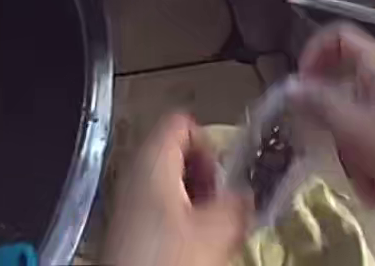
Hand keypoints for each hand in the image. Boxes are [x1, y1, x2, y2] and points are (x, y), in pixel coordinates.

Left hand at [103, 112, 251, 265]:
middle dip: (205, 175)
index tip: (223, 177)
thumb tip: (247, 194)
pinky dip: (178, 215)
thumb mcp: (211, 233)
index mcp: (153, 155)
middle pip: (178, 149)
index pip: (183, 121)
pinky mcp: (127, 220)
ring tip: (208, 230)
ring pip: (170, 178)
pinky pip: (158, 201)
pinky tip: (187, 244)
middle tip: (220, 207)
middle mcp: (136, 165)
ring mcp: (128, 192)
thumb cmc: (164, 257)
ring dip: (195, 198)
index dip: (208, 143)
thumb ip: (236, 206)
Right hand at [288, 22, 374, 212]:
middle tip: (319, 135)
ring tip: (355, 177)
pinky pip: (369, 137)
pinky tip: (370, 190)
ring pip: (352, 113)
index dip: (314, 52)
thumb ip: (318, 103)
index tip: (300, 82)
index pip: (339, 36)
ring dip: (346, 146)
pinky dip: (364, 161)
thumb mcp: (355, 130)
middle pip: (341, 80)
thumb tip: (289, 85)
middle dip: (328, 113)